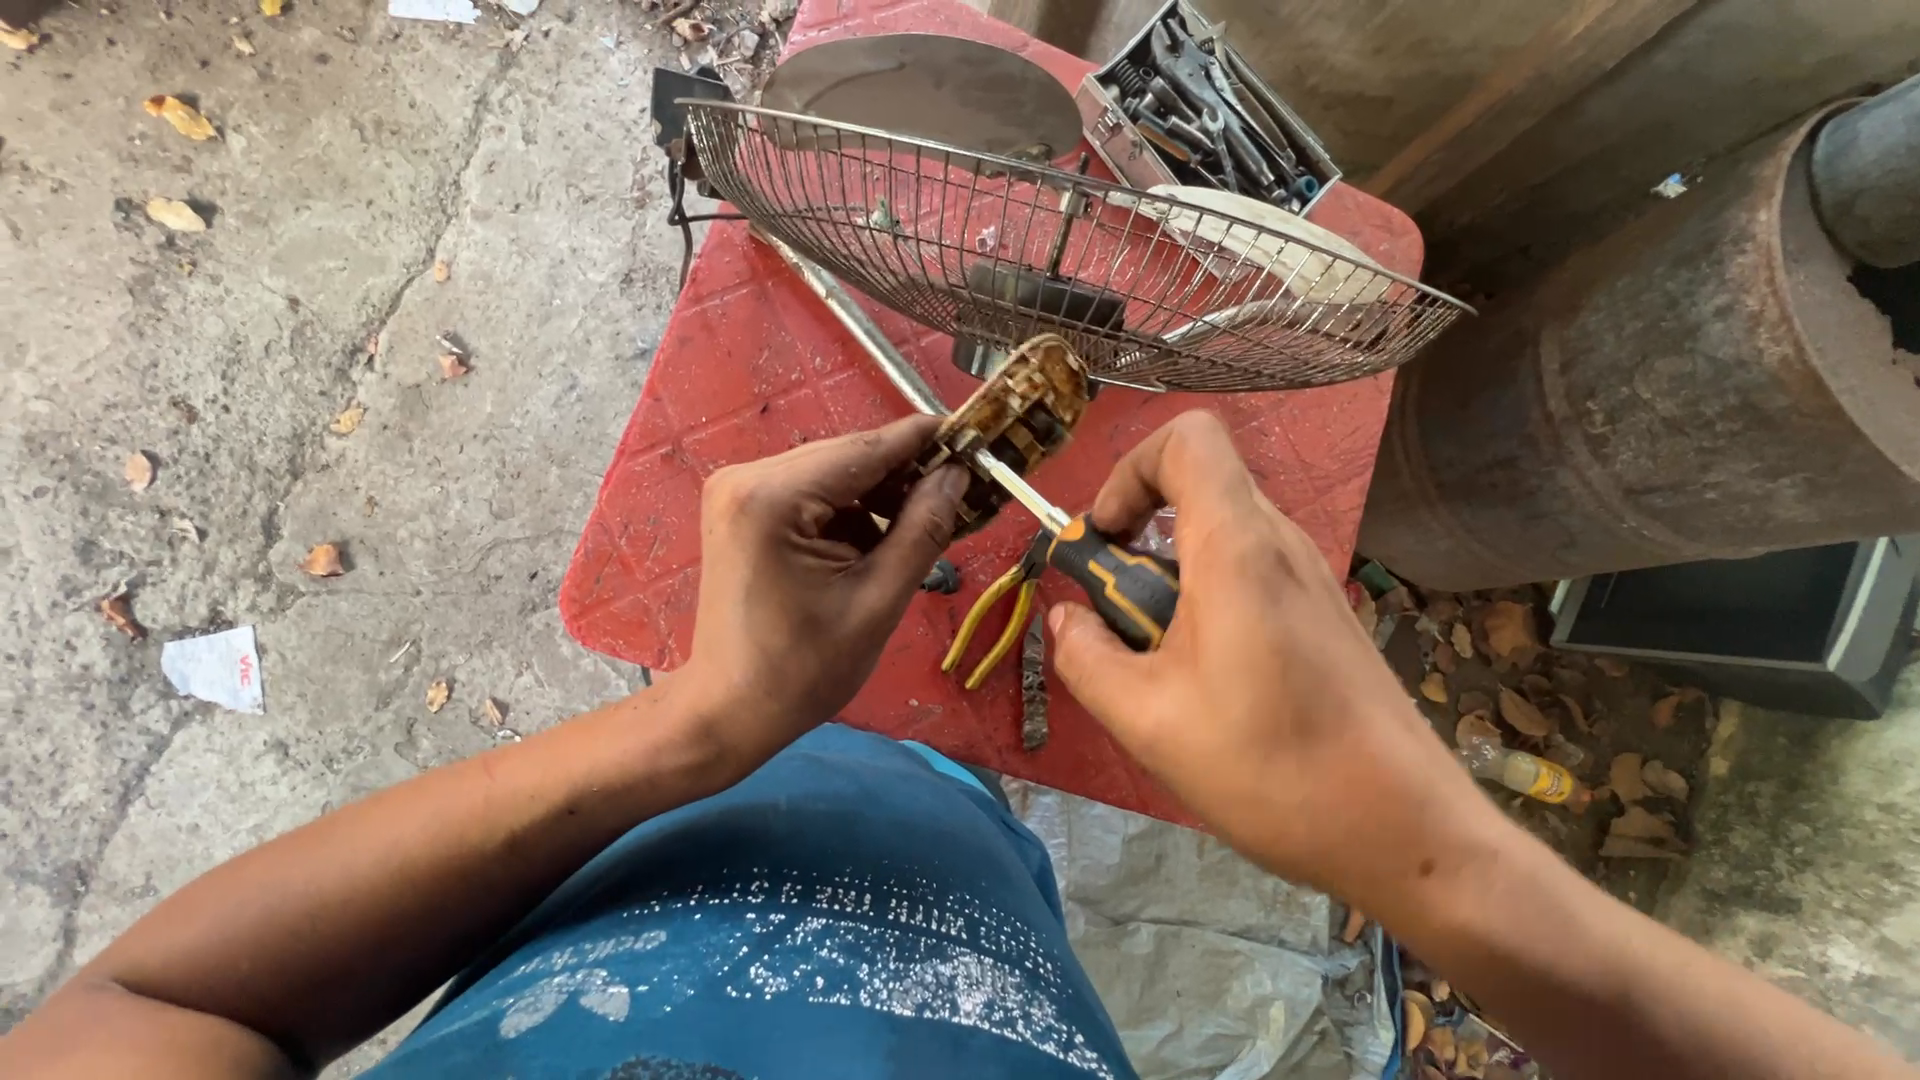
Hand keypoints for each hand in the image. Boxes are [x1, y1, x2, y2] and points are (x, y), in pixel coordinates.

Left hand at [679, 415, 968, 770]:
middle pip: (848, 457)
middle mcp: (747, 477)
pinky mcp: (743, 508)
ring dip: (880, 495)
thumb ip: (923, 528)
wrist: (731, 710)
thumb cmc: (804, 670)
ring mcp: (739, 490)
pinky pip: (812, 493)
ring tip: (926, 523)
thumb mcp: (878, 601)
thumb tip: (957, 473)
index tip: (976, 435)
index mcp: (773, 497)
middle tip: (963, 490)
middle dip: (906, 473)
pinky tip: (879, 541)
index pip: (866, 449)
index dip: (926, 440)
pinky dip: (850, 512)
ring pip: (834, 474)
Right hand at [1046, 411, 1495, 900]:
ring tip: (1155, 656)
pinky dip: (1205, 599)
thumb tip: (1067, 619)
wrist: (1404, 832)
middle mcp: (1281, 543)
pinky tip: (1203, 677)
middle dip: (1136, 534)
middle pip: (1197, 487)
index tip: (1105, 540)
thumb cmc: (1270, 769)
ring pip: (1219, 534)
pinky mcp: (1322, 613)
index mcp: (1238, 549)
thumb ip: (1085, 657)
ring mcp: (1310, 577)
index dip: (1130, 472)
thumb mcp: (1147, 720)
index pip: (1188, 439)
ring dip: (1167, 576)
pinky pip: (1248, 572)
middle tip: (1116, 613)